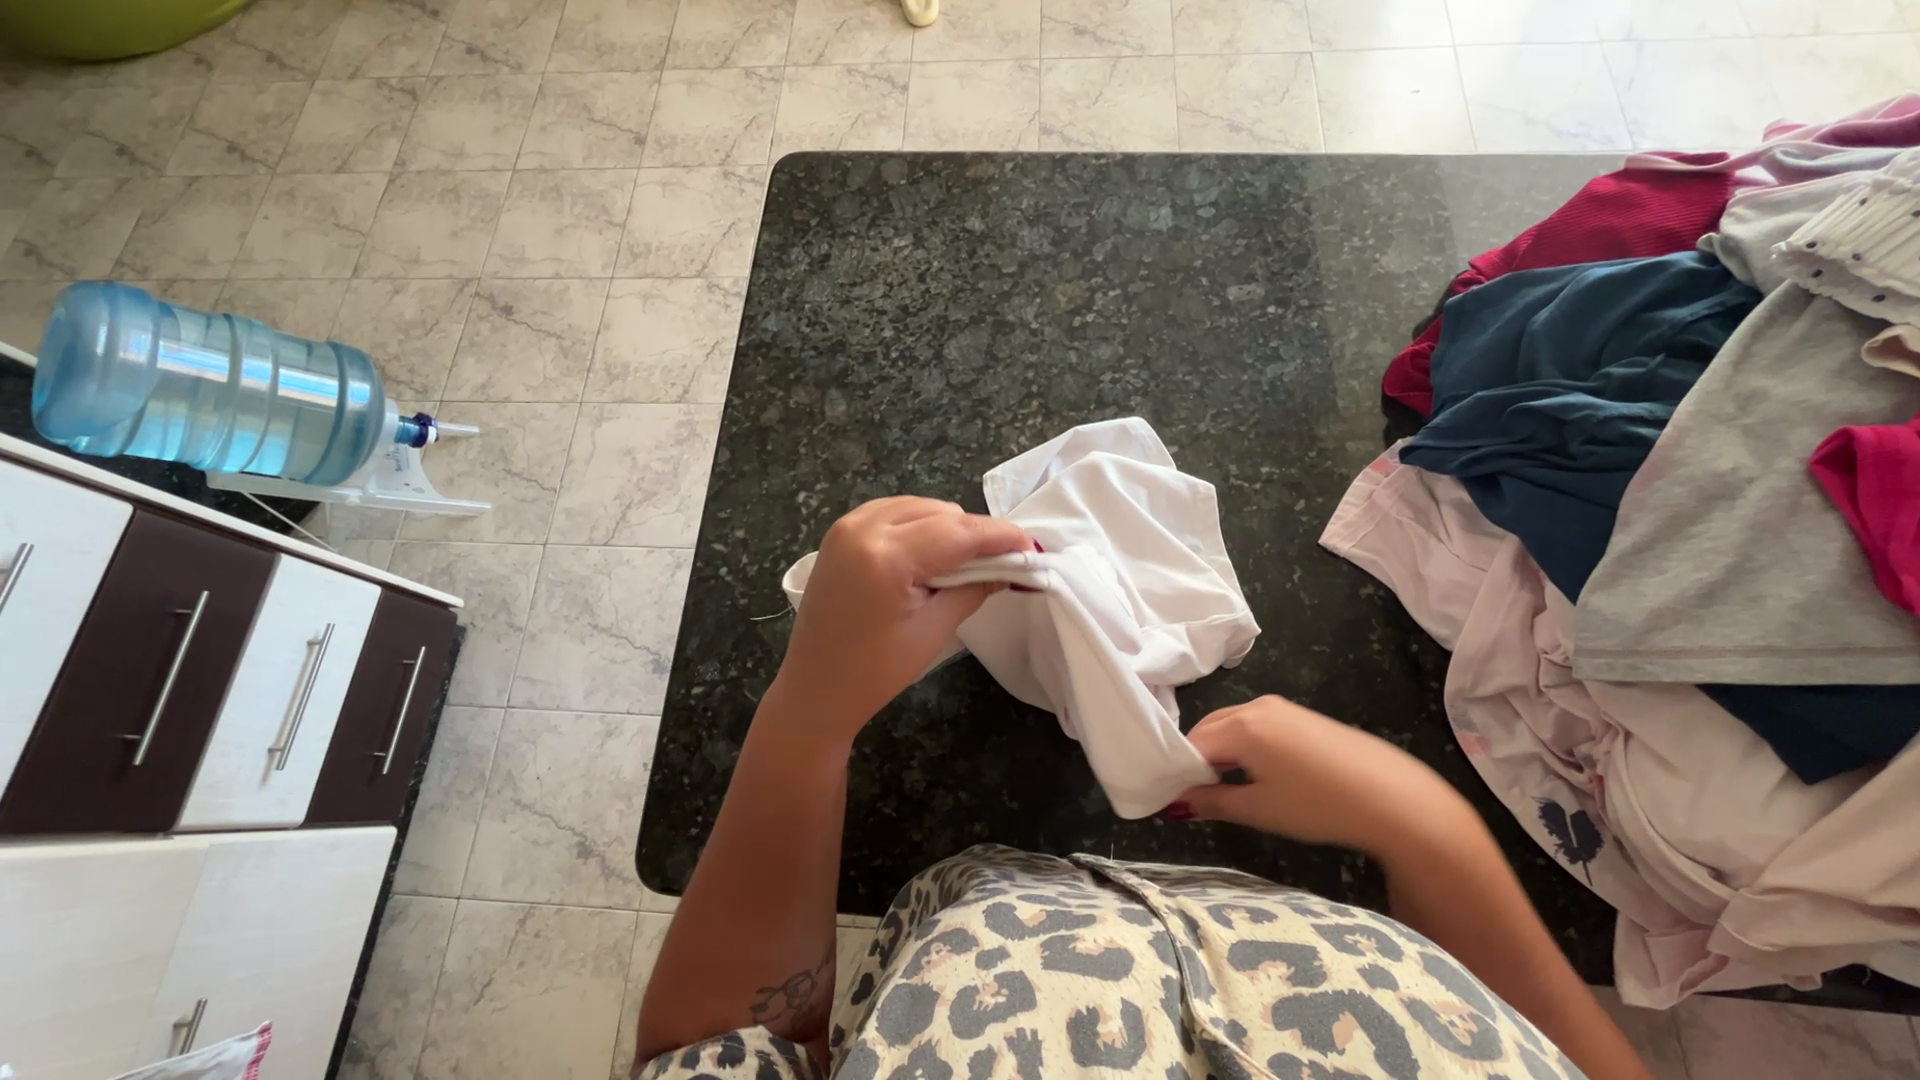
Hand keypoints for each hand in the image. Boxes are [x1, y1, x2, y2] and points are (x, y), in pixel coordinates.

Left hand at [768, 497, 1031, 743]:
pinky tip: (930, 551)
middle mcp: (863, 529)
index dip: (1000, 536)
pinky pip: (893, 511)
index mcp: (886, 557)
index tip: (1032, 547)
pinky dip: (918, 524)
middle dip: (975, 533)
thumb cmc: (875, 672)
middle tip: (1002, 560)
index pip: (958, 532)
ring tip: (966, 560)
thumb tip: (1013, 567)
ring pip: (918, 506)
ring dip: (947, 526)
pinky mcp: (839, 533)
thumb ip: (974, 588)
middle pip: (940, 512)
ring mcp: (846, 526)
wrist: (815, 689)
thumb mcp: (933, 630)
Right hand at [1170, 696, 1475, 858]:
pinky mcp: (1301, 715)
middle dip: (1196, 758)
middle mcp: (1256, 706)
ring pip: (1231, 724)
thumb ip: (1212, 803)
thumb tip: (1174, 805)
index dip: (1178, 771)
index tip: (1173, 798)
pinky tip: (1256, 773)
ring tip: (1223, 787)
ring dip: (1219, 750)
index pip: (1190, 744)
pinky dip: (1242, 744)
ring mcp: (1281, 707)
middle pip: (1208, 729)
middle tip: (1193, 794)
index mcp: (1241, 726)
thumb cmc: (1319, 805)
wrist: (1395, 798)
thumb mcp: (1260, 809)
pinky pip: (1254, 724)